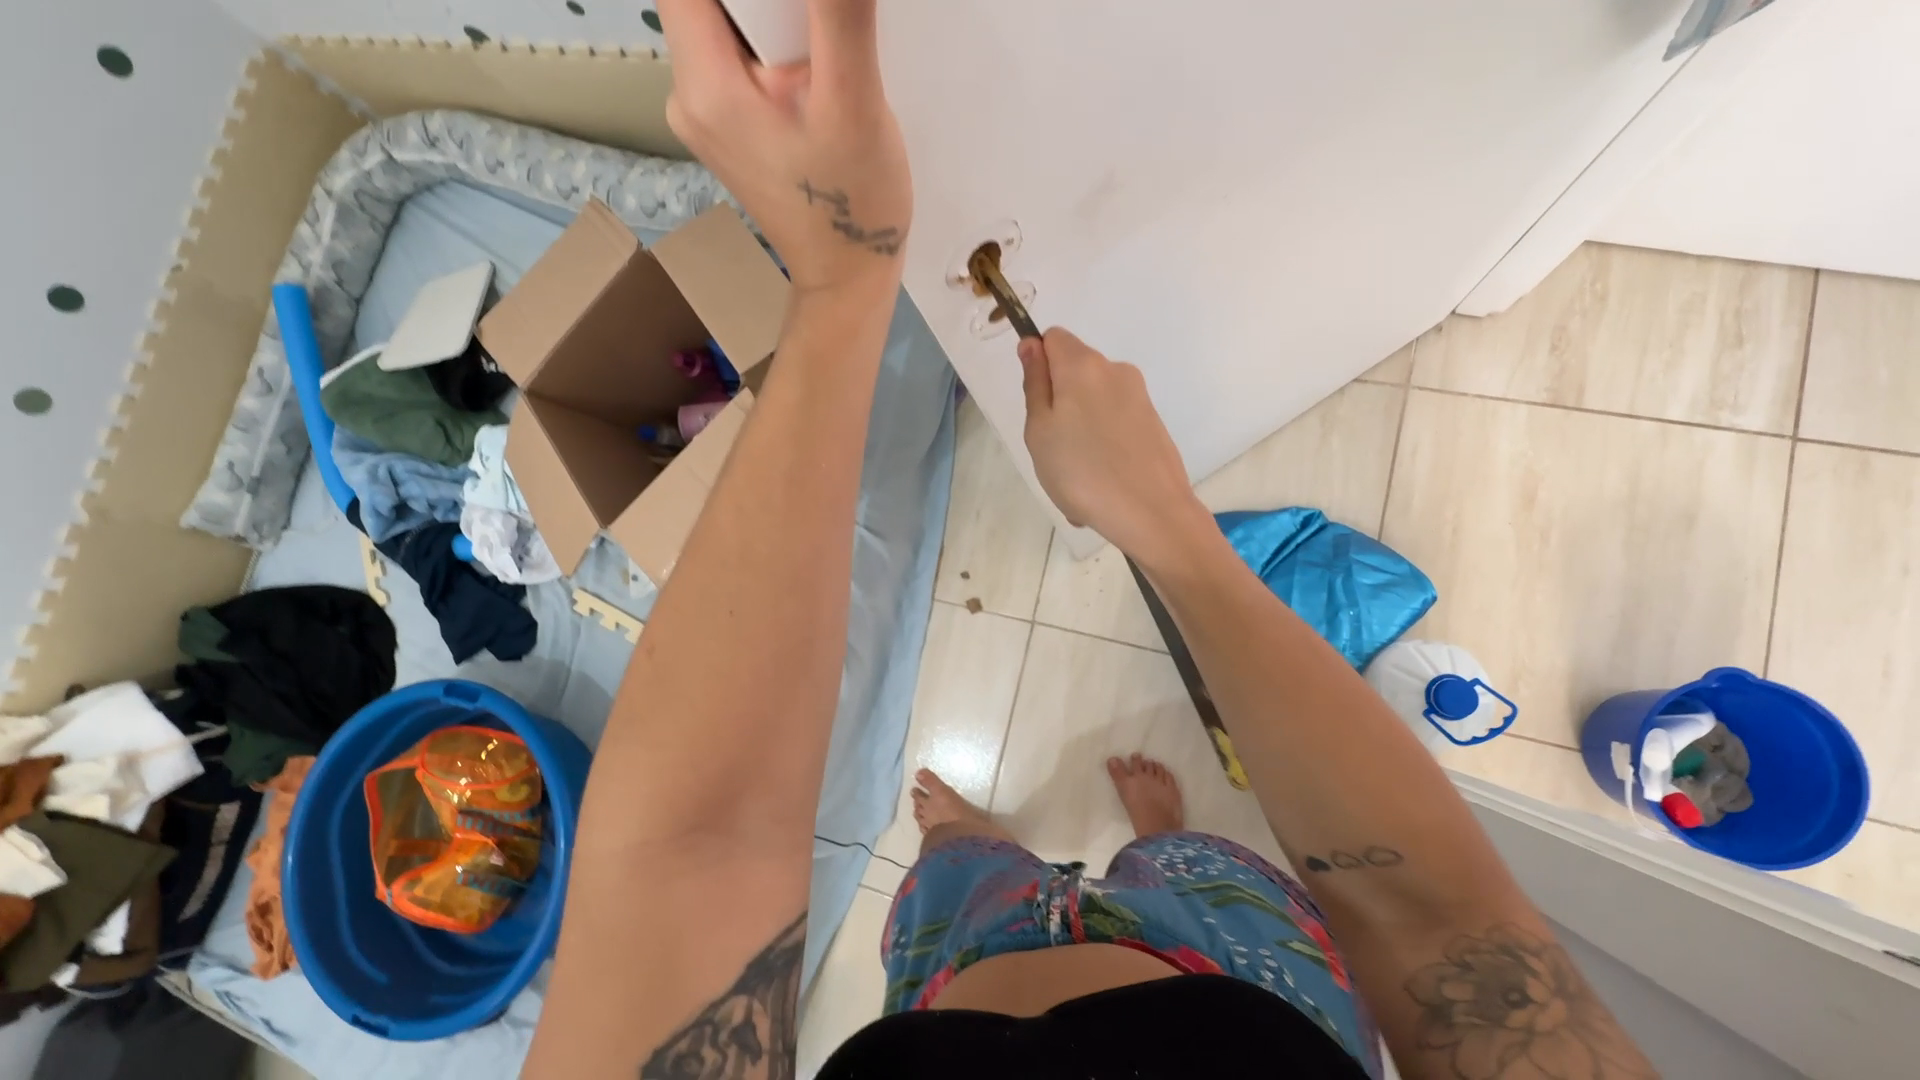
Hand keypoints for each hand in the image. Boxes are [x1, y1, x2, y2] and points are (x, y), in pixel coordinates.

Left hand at [661, 0, 910, 298]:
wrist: (848, 277)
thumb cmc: (853, 201)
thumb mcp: (855, 103)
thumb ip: (839, 15)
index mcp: (703, 85)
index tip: (788, 8)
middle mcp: (687, 95)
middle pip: (709, 0)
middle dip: (768, 4)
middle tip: (818, 29)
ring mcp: (706, 117)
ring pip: (727, 26)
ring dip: (774, 20)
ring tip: (823, 56)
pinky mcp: (729, 130)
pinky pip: (740, 61)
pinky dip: (775, 50)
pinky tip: (815, 77)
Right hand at [1019, 329, 1212, 565]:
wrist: (1151, 513)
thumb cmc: (1082, 473)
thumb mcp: (1039, 431)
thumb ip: (1035, 384)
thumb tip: (1032, 345)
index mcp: (1083, 366)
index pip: (1053, 338)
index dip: (1038, 363)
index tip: (1036, 402)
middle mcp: (1115, 371)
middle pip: (1075, 371)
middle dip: (1059, 402)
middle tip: (1052, 449)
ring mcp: (1139, 397)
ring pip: (1094, 403)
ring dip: (1080, 431)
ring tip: (1076, 477)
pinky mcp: (1153, 422)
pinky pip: (1114, 426)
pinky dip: (1102, 447)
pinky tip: (1100, 484)